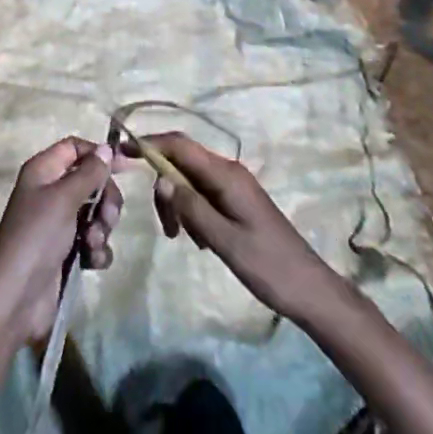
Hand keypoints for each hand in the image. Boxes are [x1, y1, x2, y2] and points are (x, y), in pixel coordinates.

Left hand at [0, 137, 125, 344]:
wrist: (17, 296)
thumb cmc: (37, 235)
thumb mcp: (63, 198)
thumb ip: (88, 172)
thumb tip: (106, 148)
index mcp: (43, 171)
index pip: (74, 148)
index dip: (98, 153)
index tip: (126, 166)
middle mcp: (51, 192)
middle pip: (91, 181)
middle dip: (106, 199)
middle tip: (106, 217)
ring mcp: (60, 223)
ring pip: (97, 213)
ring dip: (101, 228)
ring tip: (91, 243)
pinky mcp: (68, 251)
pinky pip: (94, 241)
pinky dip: (97, 250)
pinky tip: (91, 261)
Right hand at [141, 132, 344, 319]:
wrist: (311, 290)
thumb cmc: (268, 266)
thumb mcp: (224, 240)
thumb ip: (190, 207)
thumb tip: (160, 179)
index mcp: (226, 175)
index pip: (179, 144)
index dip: (149, 143)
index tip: (121, 152)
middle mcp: (228, 172)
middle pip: (180, 163)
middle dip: (164, 188)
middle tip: (167, 228)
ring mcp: (233, 186)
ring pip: (188, 181)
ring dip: (178, 205)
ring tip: (185, 239)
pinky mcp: (236, 201)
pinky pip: (202, 195)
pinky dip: (191, 212)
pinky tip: (201, 240)